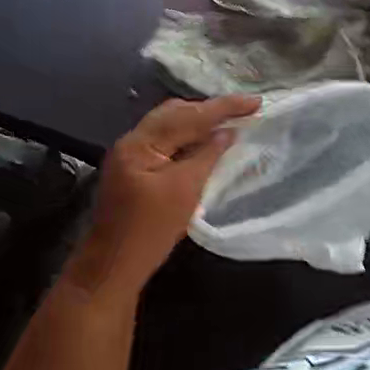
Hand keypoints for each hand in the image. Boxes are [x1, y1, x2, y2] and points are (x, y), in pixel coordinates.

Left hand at [69, 95, 261, 295]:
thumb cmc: (150, 230)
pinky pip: (166, 142)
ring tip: (230, 123)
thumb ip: (207, 155)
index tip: (256, 102)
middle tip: (243, 111)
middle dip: (210, 110)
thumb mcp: (186, 190)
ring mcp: (130, 156)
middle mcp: (132, 142)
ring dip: (200, 122)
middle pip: (175, 113)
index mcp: (140, 144)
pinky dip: (189, 138)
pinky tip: (207, 143)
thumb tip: (227, 132)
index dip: (224, 108)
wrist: (113, 267)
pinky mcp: (135, 171)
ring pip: (170, 126)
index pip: (188, 116)